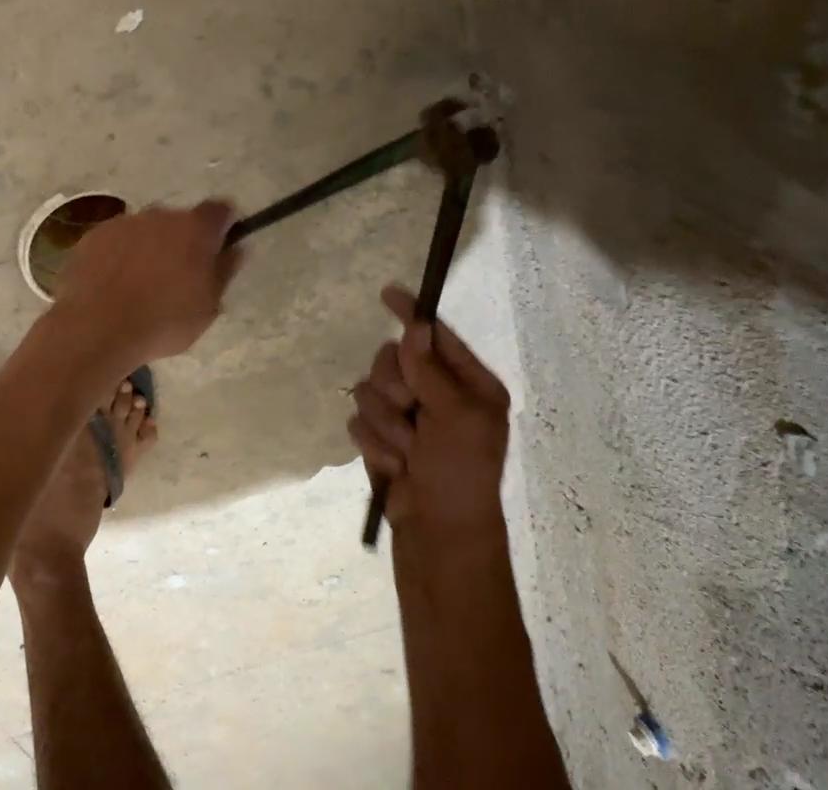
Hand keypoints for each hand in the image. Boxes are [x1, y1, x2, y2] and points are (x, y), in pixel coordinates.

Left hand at [51, 200, 244, 366]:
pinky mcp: (92, 237)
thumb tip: (236, 248)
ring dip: (148, 247)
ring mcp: (122, 223)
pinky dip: (118, 255)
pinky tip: (112, 285)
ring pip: (144, 230)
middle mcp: (159, 215)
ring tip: (139, 285)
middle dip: (181, 241)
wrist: (97, 329)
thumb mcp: (208, 307)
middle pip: (179, 220)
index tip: (219, 248)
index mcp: (194, 229)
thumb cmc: (163, 322)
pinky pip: (115, 240)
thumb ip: (224, 271)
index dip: (223, 226)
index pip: (220, 210)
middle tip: (177, 276)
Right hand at [349, 285, 511, 538]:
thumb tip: (416, 325)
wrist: (437, 533)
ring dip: (385, 425)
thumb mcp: (456, 418)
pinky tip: (393, 465)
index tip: (387, 293)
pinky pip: (358, 421)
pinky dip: (373, 444)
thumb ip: (430, 370)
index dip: (411, 316)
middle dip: (394, 389)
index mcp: (469, 385)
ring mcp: (407, 418)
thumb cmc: (460, 474)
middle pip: (392, 360)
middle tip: (410, 415)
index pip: (434, 337)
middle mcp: (437, 395)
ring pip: (369, 390)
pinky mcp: (382, 439)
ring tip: (406, 453)